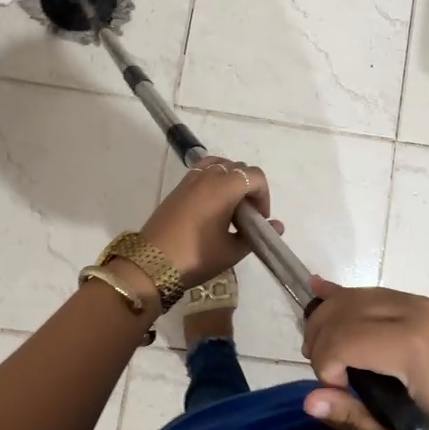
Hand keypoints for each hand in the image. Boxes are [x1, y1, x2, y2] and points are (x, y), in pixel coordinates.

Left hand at [138, 156, 274, 286]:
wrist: (151, 264)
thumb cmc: (196, 257)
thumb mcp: (232, 251)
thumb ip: (257, 236)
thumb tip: (278, 226)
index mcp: (225, 187)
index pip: (256, 177)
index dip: (264, 196)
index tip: (260, 220)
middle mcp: (209, 175)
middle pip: (239, 168)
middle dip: (249, 188)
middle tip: (247, 217)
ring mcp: (191, 179)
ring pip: (220, 166)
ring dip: (231, 180)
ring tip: (230, 207)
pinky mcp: (178, 188)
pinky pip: (203, 172)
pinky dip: (214, 181)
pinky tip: (212, 207)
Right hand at [300, 278, 428, 429]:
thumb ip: (351, 419)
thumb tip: (309, 399)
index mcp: (409, 346)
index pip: (342, 339)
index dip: (325, 367)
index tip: (337, 394)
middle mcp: (412, 312)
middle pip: (342, 311)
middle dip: (321, 342)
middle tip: (328, 379)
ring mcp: (416, 302)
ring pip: (351, 297)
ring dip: (327, 322)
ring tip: (326, 358)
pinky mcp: (417, 302)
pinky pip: (370, 292)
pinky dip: (343, 297)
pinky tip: (318, 290)